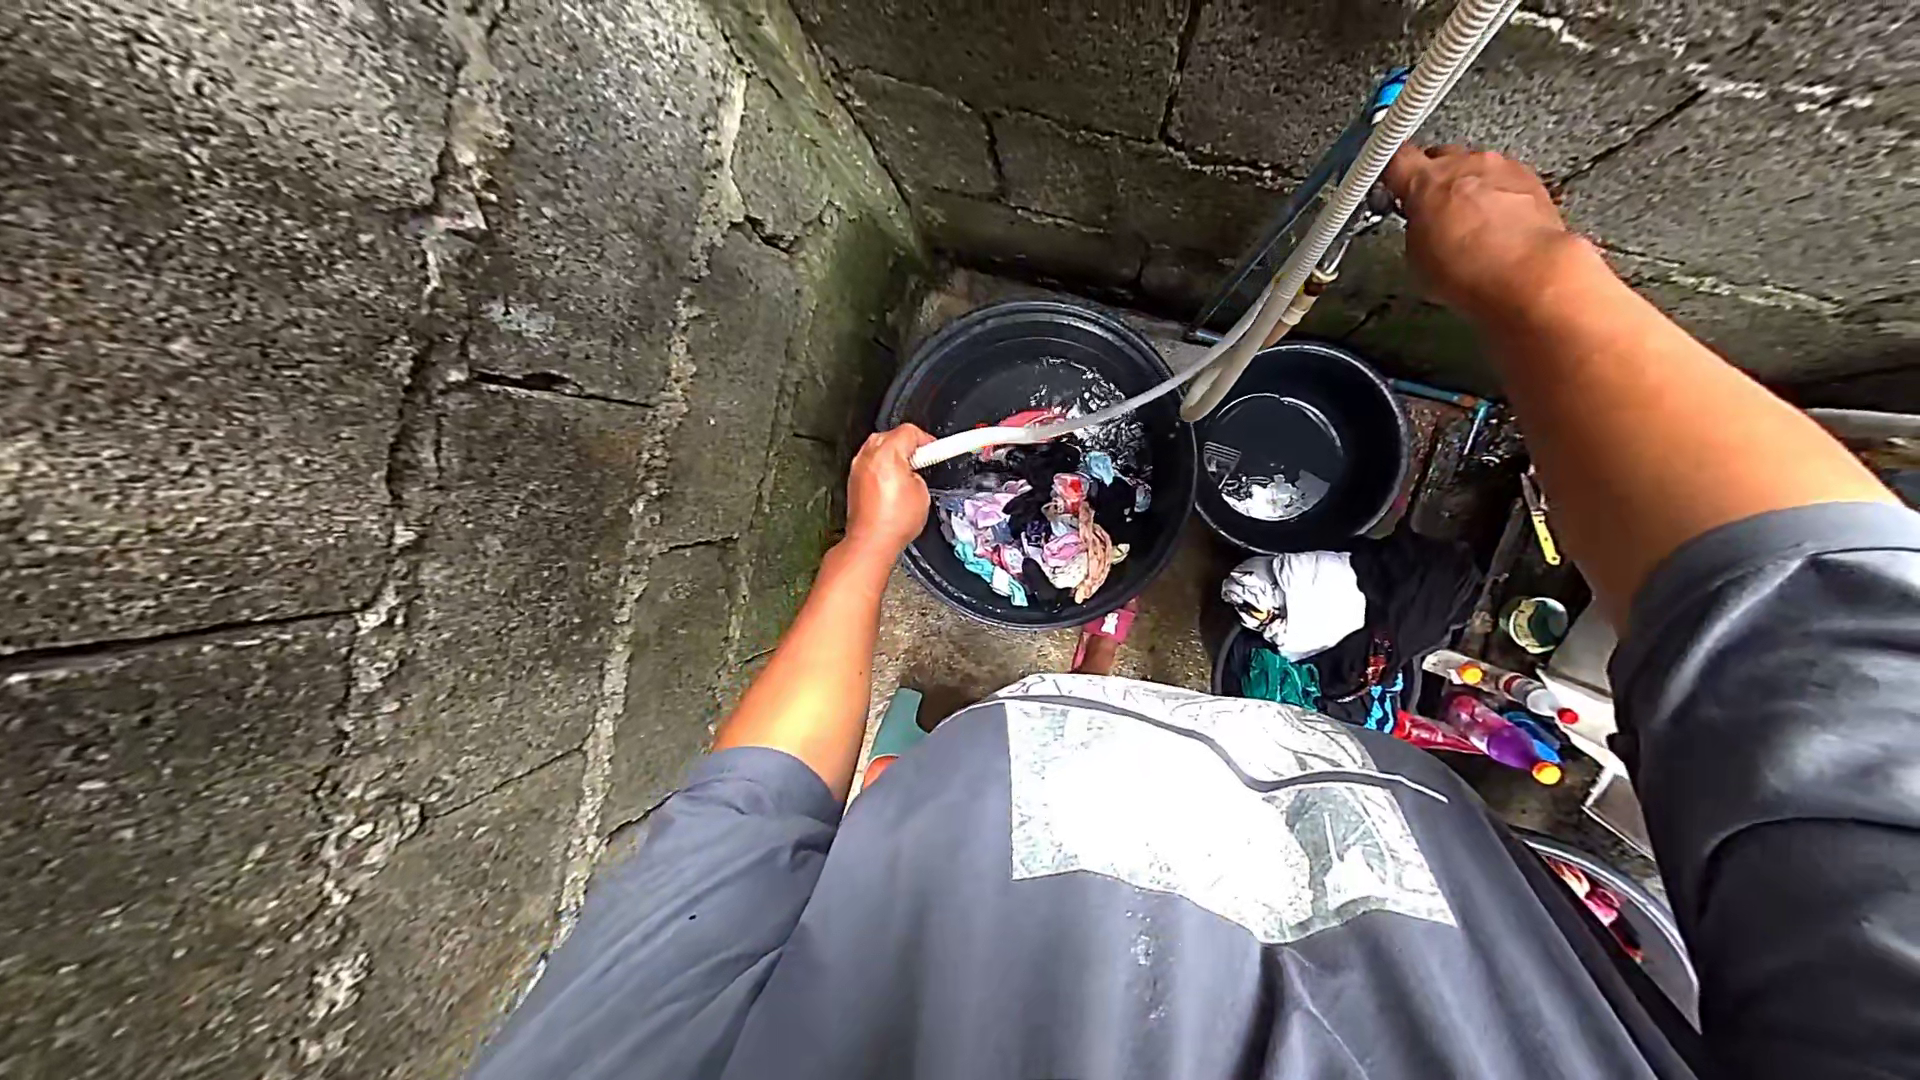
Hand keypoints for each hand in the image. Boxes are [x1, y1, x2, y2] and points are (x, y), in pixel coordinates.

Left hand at [844, 424, 933, 559]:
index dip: (927, 440)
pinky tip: (893, 482)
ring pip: (878, 447)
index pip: (909, 431)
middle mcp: (869, 456)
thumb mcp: (922, 492)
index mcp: (887, 453)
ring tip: (908, 472)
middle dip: (909, 445)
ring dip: (894, 453)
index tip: (935, 448)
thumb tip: (917, 469)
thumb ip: (920, 472)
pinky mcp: (854, 479)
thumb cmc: (894, 521)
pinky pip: (870, 462)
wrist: (871, 541)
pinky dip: (882, 466)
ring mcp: (858, 467)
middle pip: (892, 435)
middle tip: (923, 460)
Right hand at [1383, 144, 1584, 319]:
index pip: (1397, 159)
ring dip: (1464, 189)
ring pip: (1472, 169)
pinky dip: (1491, 197)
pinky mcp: (1530, 178)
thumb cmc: (1468, 266)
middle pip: (1439, 158)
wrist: (1522, 271)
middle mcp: (1466, 164)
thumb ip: (1412, 224)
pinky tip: (1488, 227)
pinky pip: (1501, 180)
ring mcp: (1501, 167)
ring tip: (1460, 225)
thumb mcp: (1414, 254)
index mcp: (1427, 181)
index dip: (1389, 170)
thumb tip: (1418, 222)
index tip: (1387, 180)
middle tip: (1424, 210)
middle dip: (1430, 181)